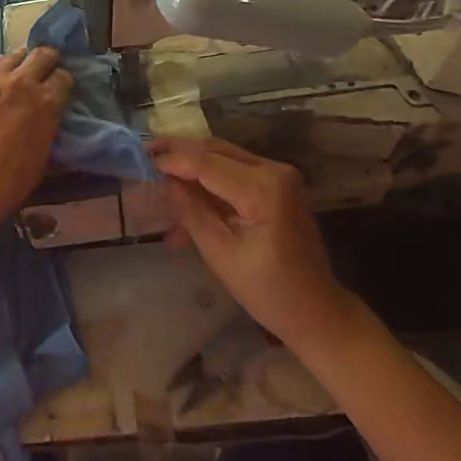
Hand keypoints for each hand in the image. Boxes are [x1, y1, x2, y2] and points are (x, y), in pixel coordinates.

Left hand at [0, 47, 73, 260]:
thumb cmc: (5, 183)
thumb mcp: (40, 158)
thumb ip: (46, 128)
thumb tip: (46, 119)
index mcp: (46, 103)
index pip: (64, 78)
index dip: (64, 84)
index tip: (60, 90)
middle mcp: (22, 82)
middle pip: (43, 55)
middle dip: (49, 61)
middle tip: (47, 70)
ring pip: (15, 55)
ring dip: (22, 61)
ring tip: (21, 72)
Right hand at [153, 137, 355, 346]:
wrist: (318, 310)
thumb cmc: (269, 291)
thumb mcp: (221, 254)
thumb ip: (191, 212)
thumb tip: (165, 182)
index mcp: (264, 189)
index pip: (206, 163)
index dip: (172, 161)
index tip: (142, 161)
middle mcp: (275, 171)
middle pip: (216, 150)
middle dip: (179, 151)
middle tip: (145, 152)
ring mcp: (280, 176)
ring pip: (224, 156)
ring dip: (192, 163)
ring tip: (159, 169)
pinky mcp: (278, 185)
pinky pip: (236, 171)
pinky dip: (209, 178)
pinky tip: (185, 192)